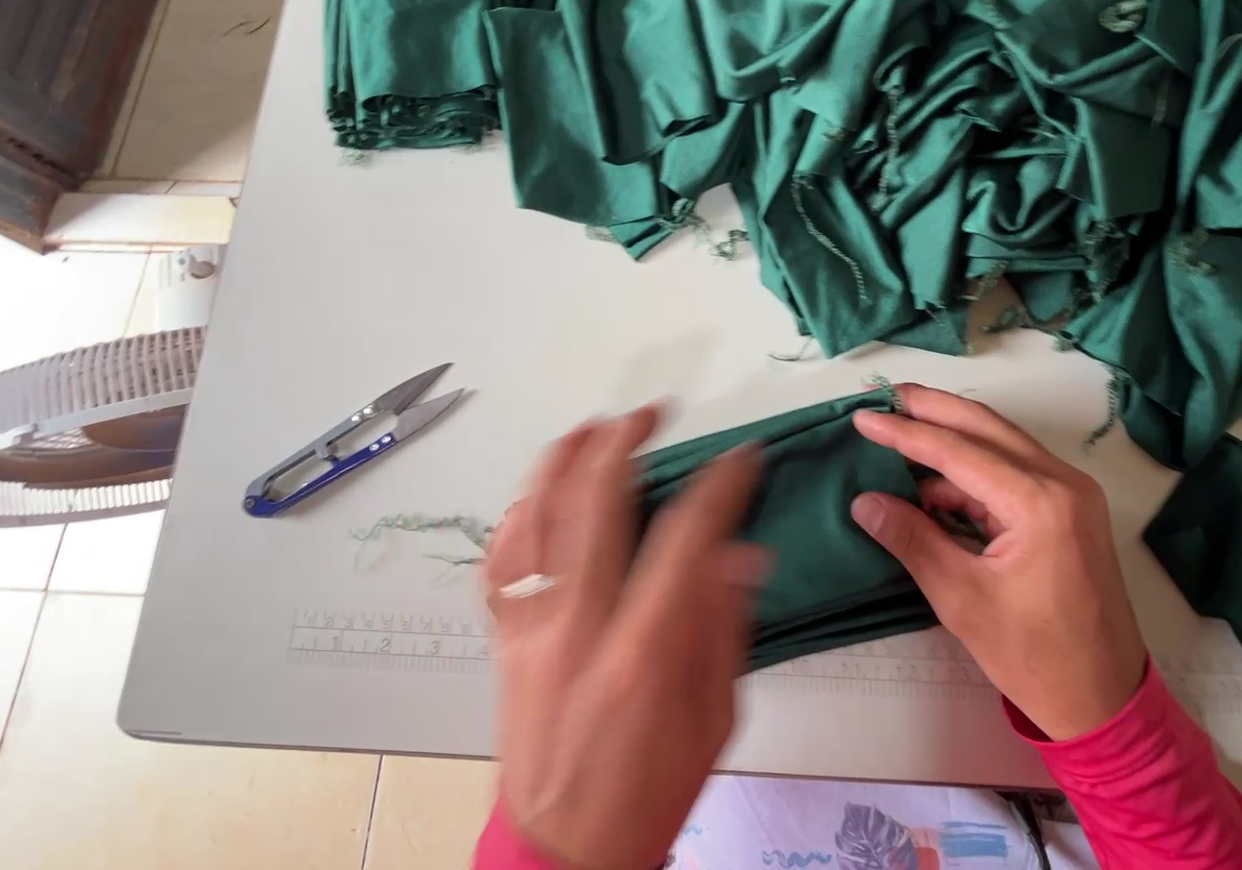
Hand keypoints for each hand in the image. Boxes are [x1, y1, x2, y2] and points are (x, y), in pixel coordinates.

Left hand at [484, 405, 768, 869]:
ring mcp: (531, 628)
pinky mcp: (504, 638)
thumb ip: (722, 628)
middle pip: (593, 505)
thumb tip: (739, 553)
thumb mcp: (716, 719)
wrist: (562, 849)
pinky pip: (501, 559)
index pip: (684, 539)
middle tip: (652, 414)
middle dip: (625, 443)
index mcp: (641, 652)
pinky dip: (520, 514)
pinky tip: (542, 490)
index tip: (740, 459)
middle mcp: (578, 627)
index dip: (718, 487)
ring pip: (537, 518)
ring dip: (565, 460)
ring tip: (593, 427)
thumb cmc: (650, 788)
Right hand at [851, 385, 1146, 739]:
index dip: (905, 432)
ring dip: (949, 436)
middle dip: (932, 408)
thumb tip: (864, 501)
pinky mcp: (1067, 508)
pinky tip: (932, 482)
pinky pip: (1010, 472)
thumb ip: (912, 540)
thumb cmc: (1033, 655)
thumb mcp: (961, 598)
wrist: (1103, 700)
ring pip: (999, 444)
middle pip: (985, 427)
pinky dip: (969, 471)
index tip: (863, 417)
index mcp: (1040, 502)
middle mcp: (1062, 482)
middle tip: (884, 394)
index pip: (958, 450)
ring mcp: (1070, 492)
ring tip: (898, 430)